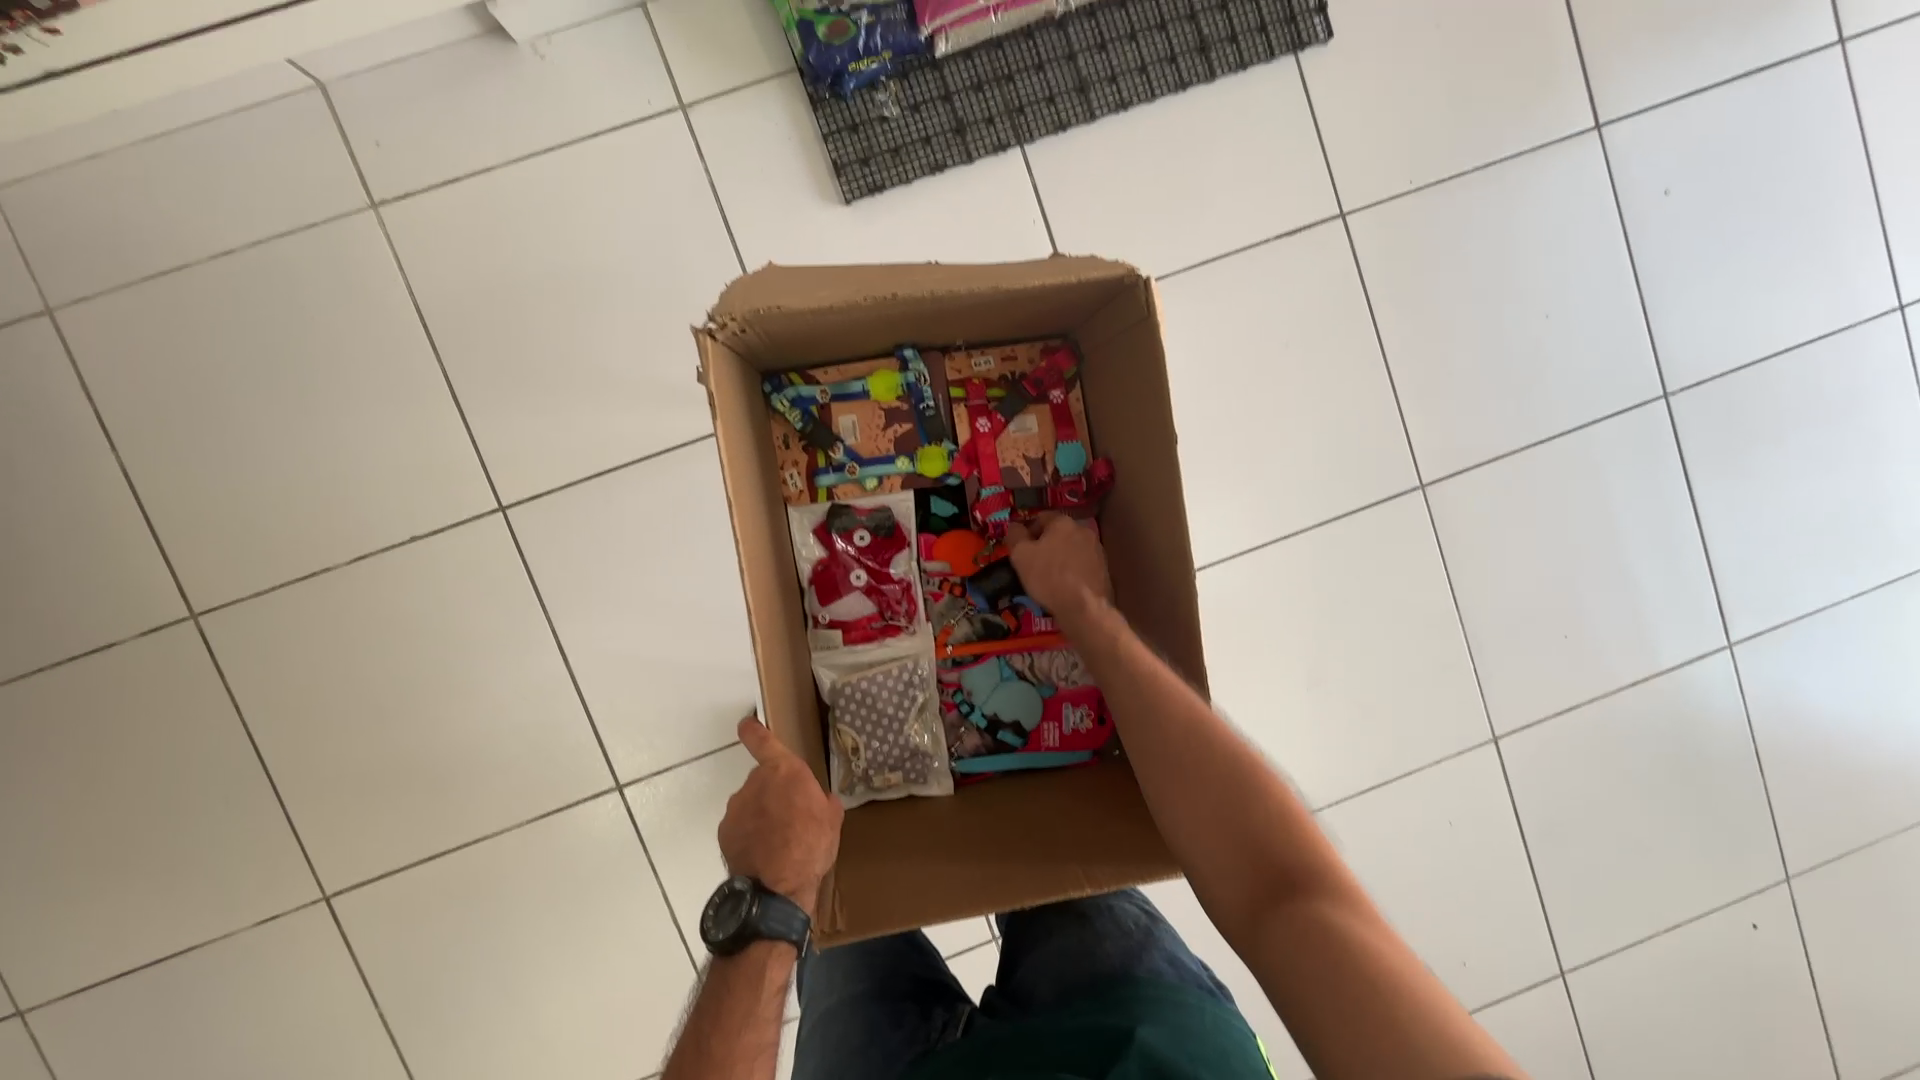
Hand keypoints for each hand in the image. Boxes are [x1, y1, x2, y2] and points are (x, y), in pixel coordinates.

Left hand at [719, 717, 843, 915]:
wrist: (777, 888)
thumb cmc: (811, 846)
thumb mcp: (832, 820)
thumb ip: (824, 801)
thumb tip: (821, 800)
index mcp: (784, 771)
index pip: (762, 740)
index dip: (753, 730)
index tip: (747, 724)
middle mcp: (755, 782)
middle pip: (763, 780)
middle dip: (774, 793)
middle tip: (791, 818)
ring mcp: (737, 807)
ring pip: (751, 804)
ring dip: (761, 815)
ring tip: (778, 842)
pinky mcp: (725, 831)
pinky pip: (740, 826)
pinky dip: (749, 835)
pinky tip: (763, 854)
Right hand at [1004, 512, 1112, 623]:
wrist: (1084, 607)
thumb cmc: (1048, 577)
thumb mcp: (1020, 555)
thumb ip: (1015, 535)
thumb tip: (1015, 526)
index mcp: (1063, 522)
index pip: (1041, 517)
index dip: (1027, 531)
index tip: (1021, 549)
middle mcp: (1083, 530)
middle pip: (1058, 533)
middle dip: (1045, 545)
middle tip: (1033, 564)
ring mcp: (1097, 550)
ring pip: (1071, 549)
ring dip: (1060, 558)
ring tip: (1049, 578)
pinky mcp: (1103, 568)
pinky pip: (1081, 564)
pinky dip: (1072, 571)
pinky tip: (1065, 586)